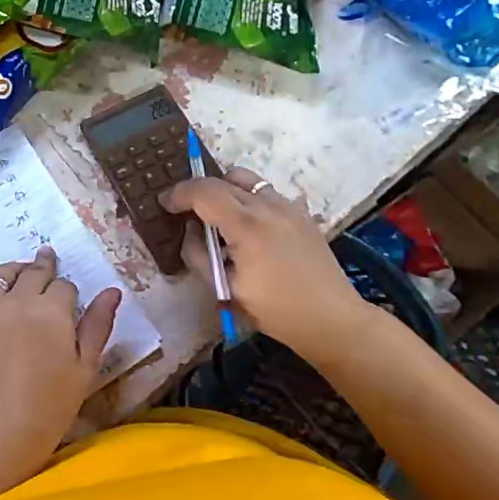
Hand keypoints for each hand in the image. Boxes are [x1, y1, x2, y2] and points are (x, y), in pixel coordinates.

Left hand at [0, 249, 120, 499]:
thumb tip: (112, 291)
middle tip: (47, 257)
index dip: (68, 293)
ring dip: (17, 270)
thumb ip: (97, 326)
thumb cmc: (46, 411)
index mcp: (53, 310)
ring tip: (23, 271)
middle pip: (34, 271)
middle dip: (44, 267)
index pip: (65, 286)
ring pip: (4, 274)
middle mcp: (20, 298)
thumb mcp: (84, 371)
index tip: (69, 300)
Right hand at [160, 168, 375, 355]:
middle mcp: (267, 206)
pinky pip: (265, 192)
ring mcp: (288, 206)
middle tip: (185, 211)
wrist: (333, 320)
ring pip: (246, 179)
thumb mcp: (226, 289)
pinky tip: (248, 226)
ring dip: (224, 189)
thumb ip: (199, 255)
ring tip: (218, 215)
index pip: (203, 192)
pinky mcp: (301, 213)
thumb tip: (190, 232)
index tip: (165, 204)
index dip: (178, 194)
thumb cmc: (277, 311)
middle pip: (222, 180)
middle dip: (197, 191)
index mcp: (247, 226)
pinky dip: (247, 198)